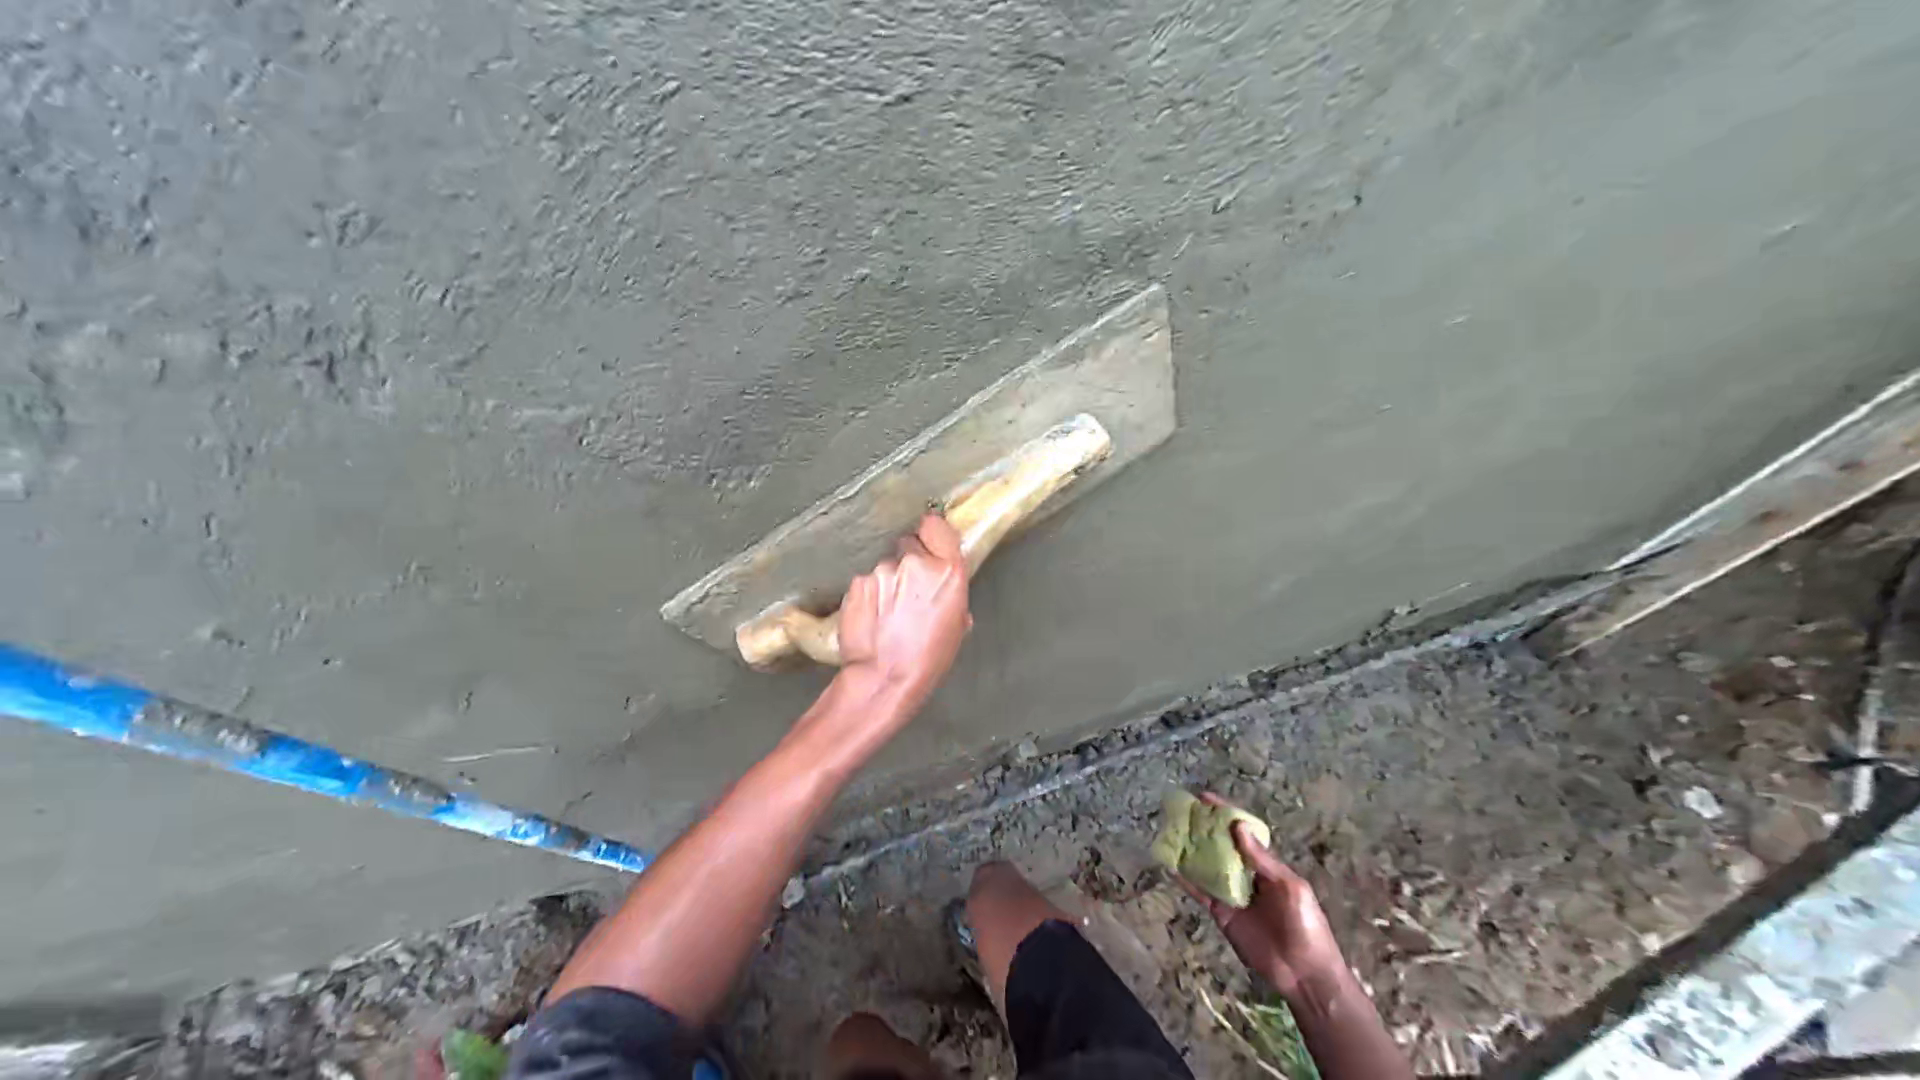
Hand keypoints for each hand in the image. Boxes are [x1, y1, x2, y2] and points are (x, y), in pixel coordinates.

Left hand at [836, 513, 972, 704]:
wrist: (884, 677)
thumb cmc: (927, 658)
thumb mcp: (956, 625)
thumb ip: (951, 592)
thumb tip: (944, 585)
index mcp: (947, 571)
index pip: (935, 526)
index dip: (931, 534)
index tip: (928, 542)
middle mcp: (914, 563)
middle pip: (908, 542)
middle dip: (908, 559)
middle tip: (908, 587)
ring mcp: (882, 570)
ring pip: (885, 564)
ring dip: (887, 580)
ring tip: (888, 610)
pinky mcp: (858, 582)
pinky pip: (866, 580)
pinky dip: (869, 593)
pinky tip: (873, 615)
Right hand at [1181, 794, 1345, 1000]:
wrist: (1304, 974)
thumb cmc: (1305, 926)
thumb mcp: (1289, 887)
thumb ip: (1262, 859)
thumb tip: (1238, 825)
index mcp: (1266, 866)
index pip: (1243, 834)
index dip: (1226, 815)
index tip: (1205, 798)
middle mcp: (1246, 875)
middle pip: (1221, 846)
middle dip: (1203, 829)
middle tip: (1181, 812)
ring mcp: (1232, 894)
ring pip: (1207, 866)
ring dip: (1191, 850)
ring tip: (1170, 832)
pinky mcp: (1221, 913)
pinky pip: (1201, 892)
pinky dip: (1186, 879)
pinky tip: (1170, 866)